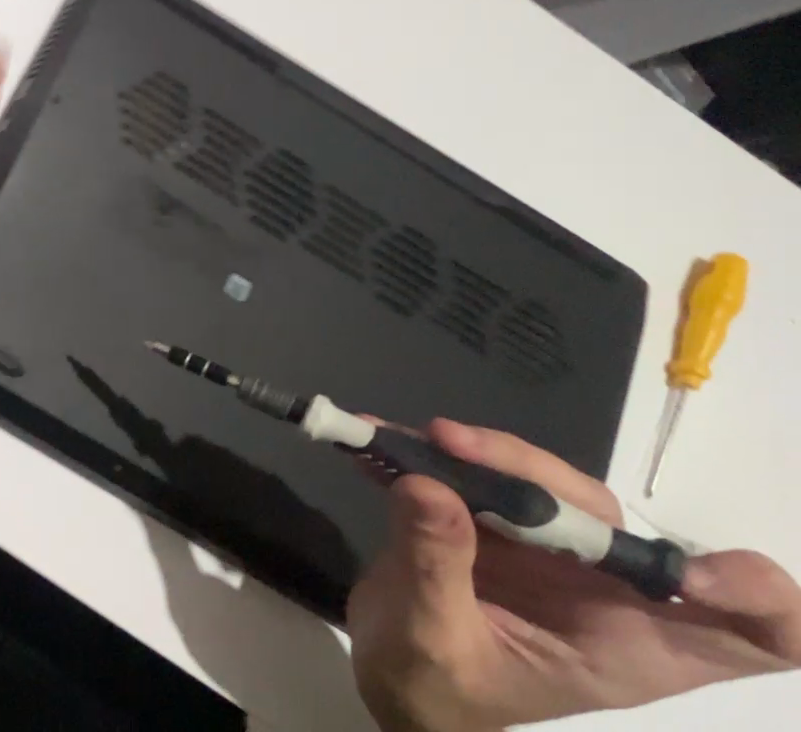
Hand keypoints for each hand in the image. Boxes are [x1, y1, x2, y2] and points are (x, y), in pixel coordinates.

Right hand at [348, 419, 800, 731]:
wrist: (391, 685)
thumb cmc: (433, 691)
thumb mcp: (433, 639)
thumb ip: (437, 567)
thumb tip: (426, 485)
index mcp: (628, 645)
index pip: (751, 633)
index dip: (749, 594)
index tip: (689, 571)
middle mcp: (598, 589)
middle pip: (602, 517)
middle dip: (532, 471)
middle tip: (450, 443)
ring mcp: (540, 552)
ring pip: (537, 483)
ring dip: (475, 451)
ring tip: (405, 436)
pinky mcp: (486, 526)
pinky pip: (470, 476)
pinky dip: (423, 452)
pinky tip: (375, 438)